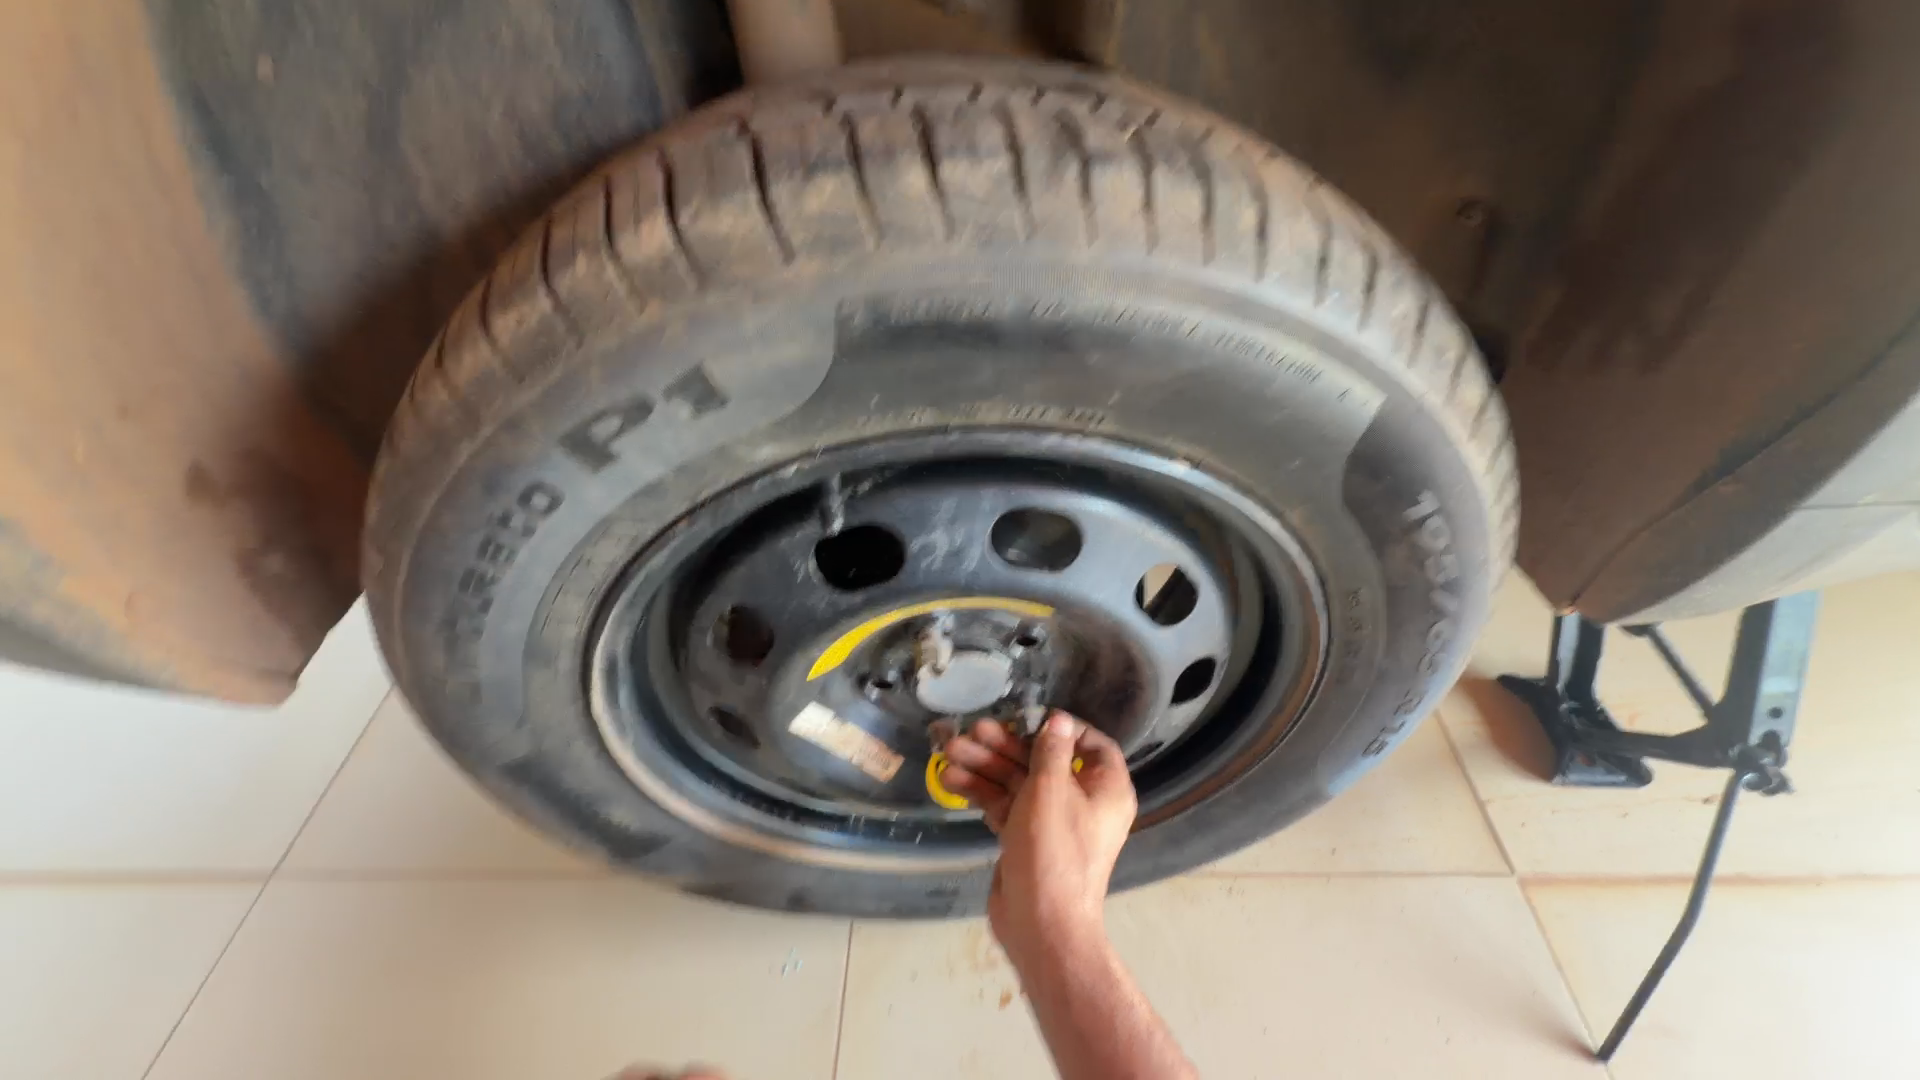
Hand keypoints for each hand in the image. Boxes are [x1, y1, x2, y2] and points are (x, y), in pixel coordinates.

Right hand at [940, 710, 1137, 966]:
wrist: (1041, 925)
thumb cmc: (1054, 850)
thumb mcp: (1051, 789)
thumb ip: (1051, 750)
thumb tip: (1058, 719)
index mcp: (1106, 788)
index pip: (1091, 744)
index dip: (1061, 728)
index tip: (1028, 718)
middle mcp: (1083, 802)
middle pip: (1043, 760)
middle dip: (1005, 746)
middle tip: (972, 731)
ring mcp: (1052, 822)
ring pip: (1019, 782)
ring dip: (985, 766)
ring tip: (949, 752)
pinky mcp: (1027, 839)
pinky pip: (1006, 805)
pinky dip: (982, 793)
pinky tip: (951, 779)